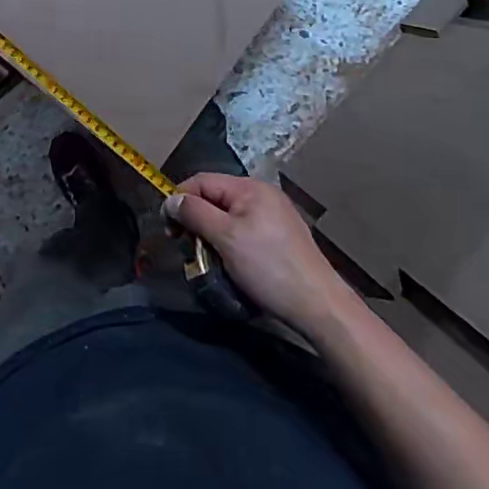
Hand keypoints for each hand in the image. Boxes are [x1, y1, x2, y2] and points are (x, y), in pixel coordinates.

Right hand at [164, 173, 347, 334]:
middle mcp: (263, 195)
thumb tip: (171, 200)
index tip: (169, 232)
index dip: (179, 201)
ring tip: (209, 261)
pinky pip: (243, 231)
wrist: (319, 306)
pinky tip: (231, 265)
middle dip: (196, 221)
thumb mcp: (225, 237)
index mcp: (250, 187)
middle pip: (214, 198)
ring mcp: (274, 216)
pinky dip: (230, 244)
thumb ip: (195, 213)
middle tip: (188, 249)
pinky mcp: (281, 237)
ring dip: (211, 236)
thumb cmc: (268, 267)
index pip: (201, 181)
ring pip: (227, 217)